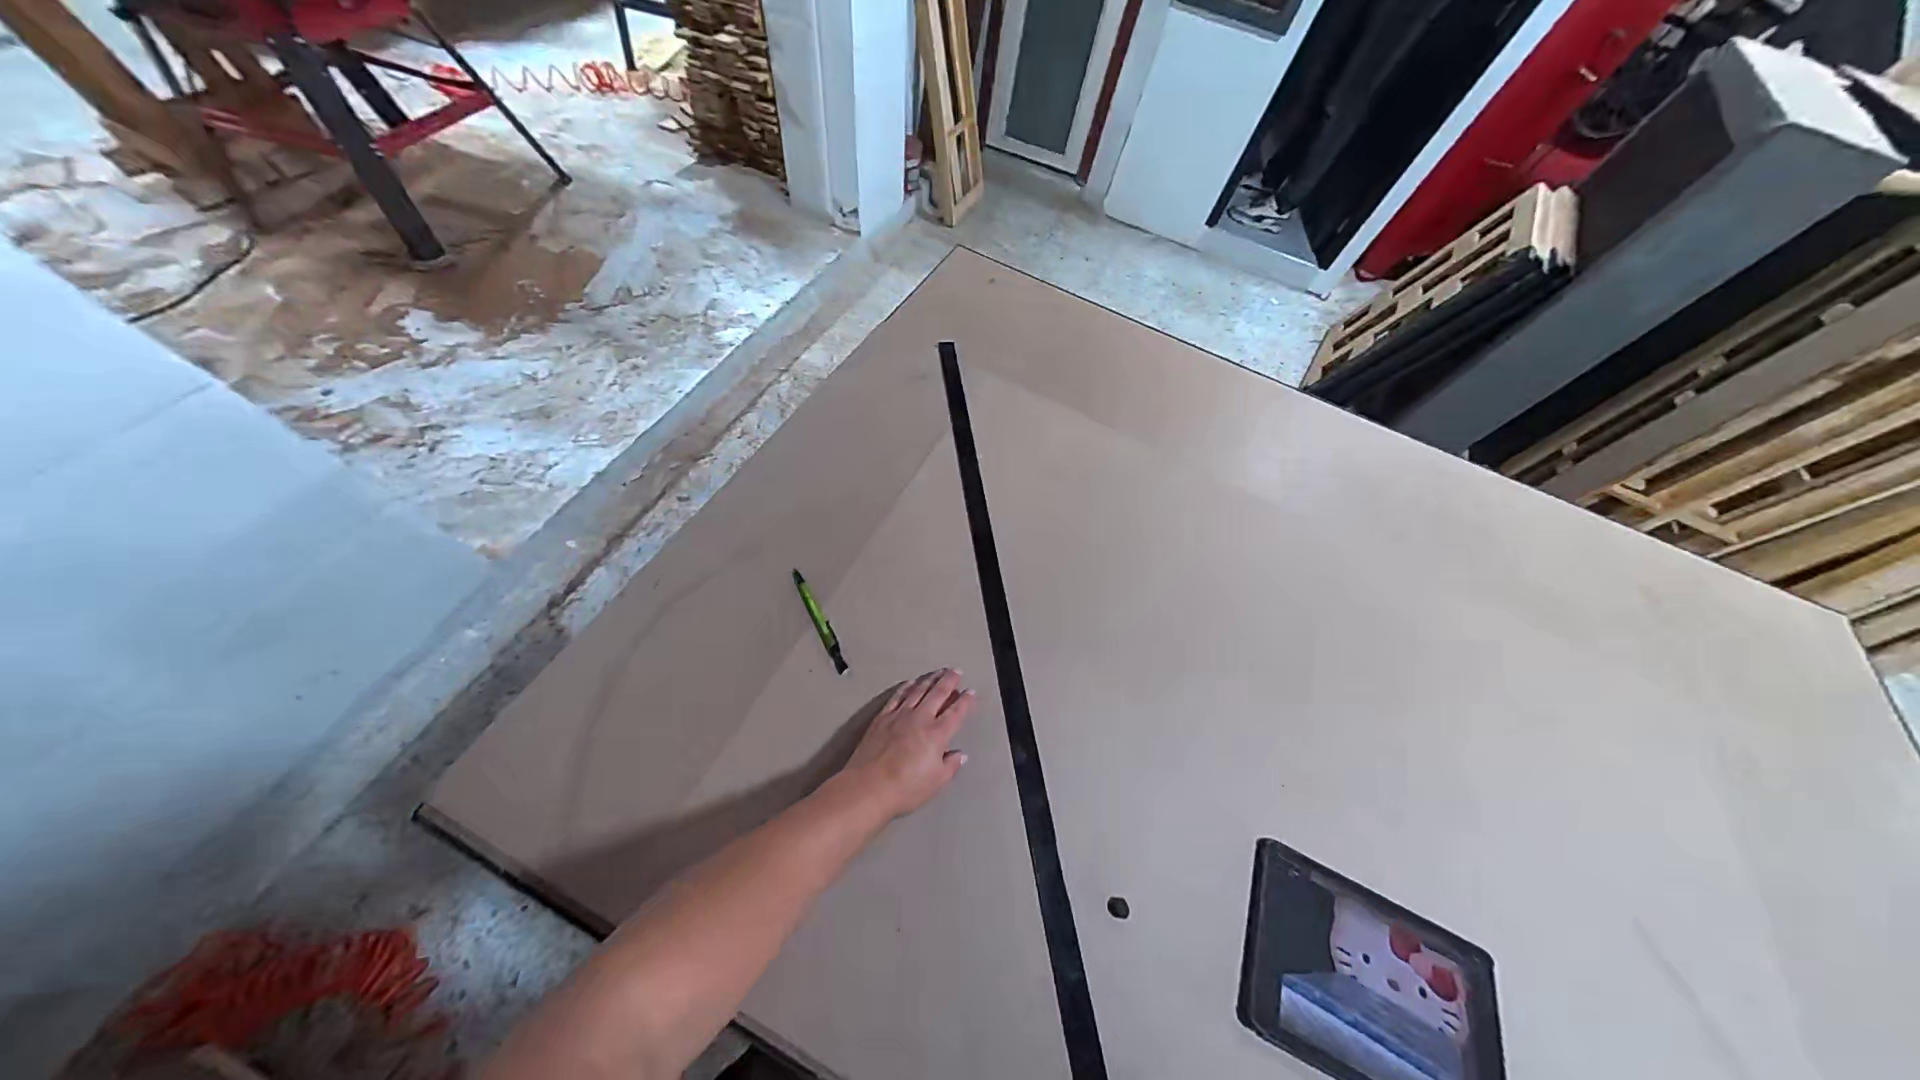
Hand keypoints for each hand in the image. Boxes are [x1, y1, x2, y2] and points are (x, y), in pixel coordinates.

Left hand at [837, 668, 975, 819]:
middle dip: (949, 681)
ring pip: (918, 690)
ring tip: (938, 672)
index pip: (956, 712)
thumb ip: (950, 766)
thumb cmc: (904, 788)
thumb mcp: (936, 782)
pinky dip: (906, 687)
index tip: (971, 692)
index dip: (965, 701)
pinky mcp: (882, 718)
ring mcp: (899, 716)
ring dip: (930, 679)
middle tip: (956, 671)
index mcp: (937, 734)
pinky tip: (911, 683)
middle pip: (938, 693)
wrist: (868, 787)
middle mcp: (920, 719)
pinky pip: (897, 696)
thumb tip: (958, 755)